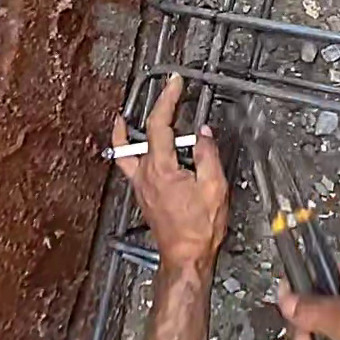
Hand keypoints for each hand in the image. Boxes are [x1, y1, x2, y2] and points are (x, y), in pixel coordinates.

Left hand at [111, 74, 227, 267]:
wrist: (185, 256)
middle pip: (141, 133)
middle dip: (154, 109)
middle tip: (166, 93)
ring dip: (126, 131)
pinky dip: (127, 150)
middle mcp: (145, 175)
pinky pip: (128, 165)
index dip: (167, 99)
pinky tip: (136, 148)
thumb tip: (204, 133)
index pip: (160, 124)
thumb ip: (208, 155)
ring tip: (125, 117)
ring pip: (125, 150)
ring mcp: (140, 185)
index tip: (174, 84)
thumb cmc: (199, 229)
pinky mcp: (142, 193)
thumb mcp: (214, 187)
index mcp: (161, 169)